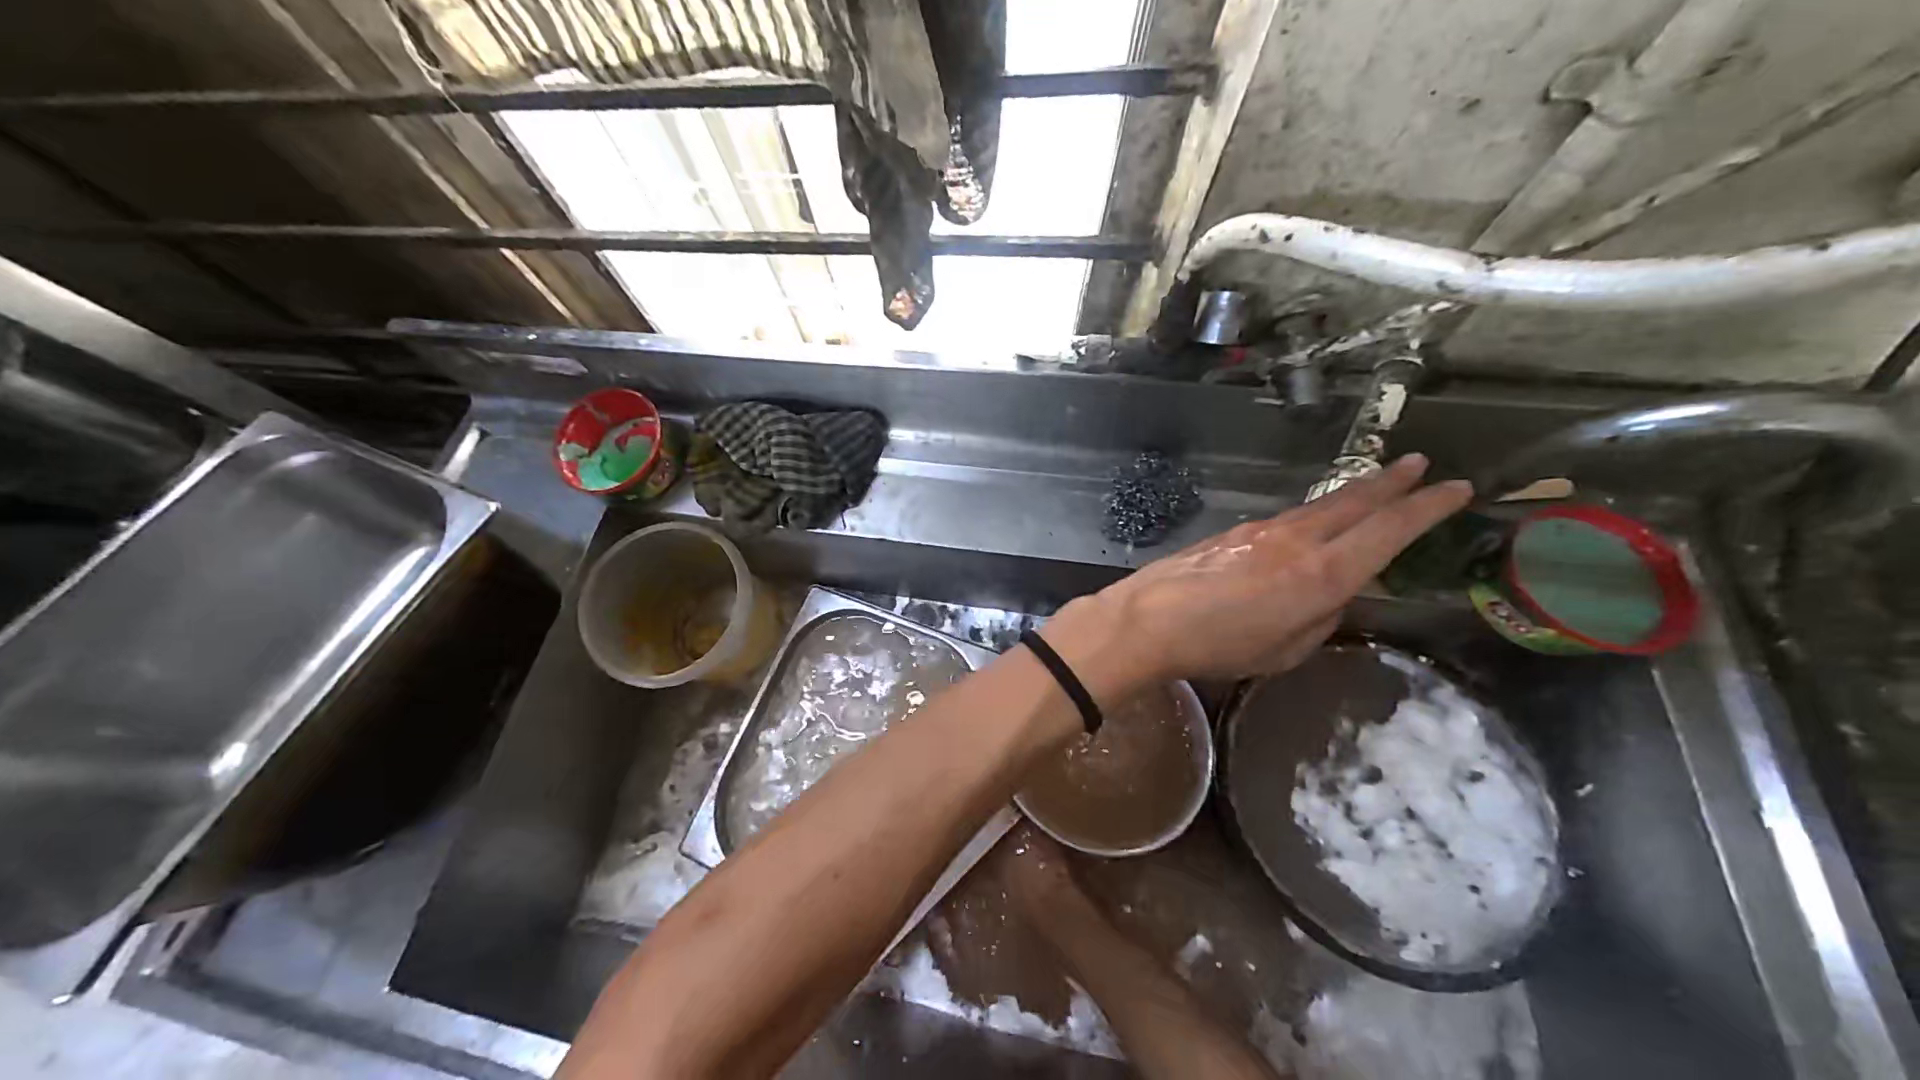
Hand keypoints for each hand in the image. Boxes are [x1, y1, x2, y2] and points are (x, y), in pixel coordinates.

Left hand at [1045, 454, 1470, 702]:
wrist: (1149, 619)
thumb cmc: (1220, 646)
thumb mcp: (1287, 650)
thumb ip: (1321, 618)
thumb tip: (1332, 595)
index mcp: (1324, 573)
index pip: (1389, 530)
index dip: (1428, 508)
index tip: (1457, 489)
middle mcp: (1299, 540)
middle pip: (1356, 501)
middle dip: (1394, 482)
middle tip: (1422, 464)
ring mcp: (1264, 530)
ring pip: (1322, 506)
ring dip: (1355, 494)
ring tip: (1378, 485)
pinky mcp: (1236, 531)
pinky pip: (1290, 518)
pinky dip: (1316, 514)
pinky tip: (1316, 522)